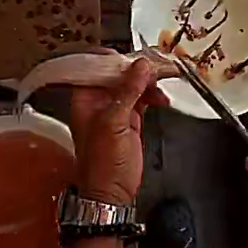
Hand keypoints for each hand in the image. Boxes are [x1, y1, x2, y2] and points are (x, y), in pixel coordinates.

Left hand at [67, 56, 168, 208]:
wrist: (112, 193)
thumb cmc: (103, 161)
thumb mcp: (114, 123)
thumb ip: (128, 92)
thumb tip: (142, 65)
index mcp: (83, 97)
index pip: (95, 66)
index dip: (114, 57)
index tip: (135, 54)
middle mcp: (97, 100)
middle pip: (116, 73)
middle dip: (137, 68)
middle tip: (159, 65)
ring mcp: (114, 109)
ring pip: (132, 85)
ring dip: (149, 82)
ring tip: (164, 84)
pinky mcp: (130, 120)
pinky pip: (141, 99)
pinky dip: (153, 97)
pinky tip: (163, 100)